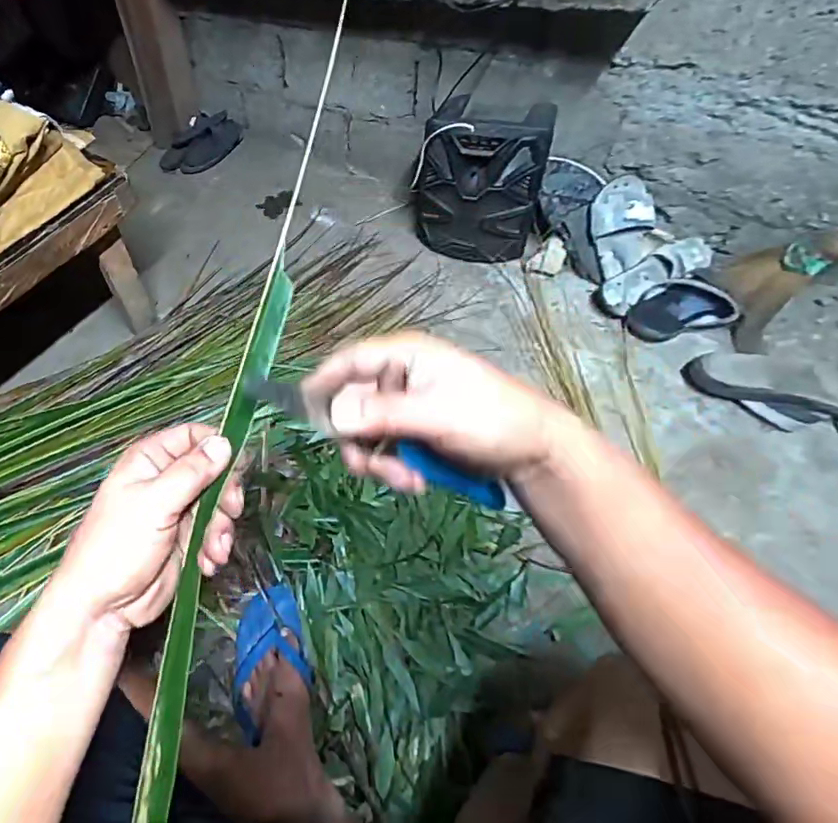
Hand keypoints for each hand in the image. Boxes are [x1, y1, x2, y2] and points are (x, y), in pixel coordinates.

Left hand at [43, 424, 241, 636]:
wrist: (102, 606)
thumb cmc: (118, 546)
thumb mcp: (155, 503)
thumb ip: (192, 472)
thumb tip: (224, 442)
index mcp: (150, 459)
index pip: (192, 437)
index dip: (217, 448)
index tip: (238, 466)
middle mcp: (165, 480)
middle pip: (212, 471)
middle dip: (224, 495)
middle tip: (231, 512)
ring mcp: (175, 510)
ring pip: (216, 504)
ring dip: (221, 527)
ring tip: (215, 550)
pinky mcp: (184, 539)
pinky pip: (212, 532)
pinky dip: (215, 546)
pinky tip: (208, 562)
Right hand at [301, 332, 587, 493]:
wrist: (536, 451)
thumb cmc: (492, 418)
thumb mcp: (437, 415)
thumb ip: (383, 415)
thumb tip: (334, 416)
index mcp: (404, 356)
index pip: (350, 361)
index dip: (323, 382)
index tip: (300, 409)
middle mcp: (398, 376)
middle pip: (350, 403)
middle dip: (357, 440)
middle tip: (368, 468)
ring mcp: (404, 405)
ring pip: (364, 431)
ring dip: (376, 460)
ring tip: (405, 480)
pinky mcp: (412, 430)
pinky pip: (383, 448)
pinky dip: (391, 467)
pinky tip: (414, 481)